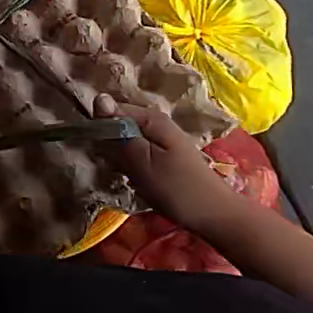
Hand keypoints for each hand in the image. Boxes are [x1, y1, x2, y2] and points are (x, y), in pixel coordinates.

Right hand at [98, 98, 243, 229]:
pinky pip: (136, 152)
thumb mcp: (141, 161)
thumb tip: (99, 97)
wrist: (214, 215)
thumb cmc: (176, 188)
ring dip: (119, 157)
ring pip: (125, 140)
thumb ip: (118, 133)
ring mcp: (160, 138)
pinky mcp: (162, 154)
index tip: (100, 154)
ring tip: (125, 176)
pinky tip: (134, 179)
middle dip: (109, 145)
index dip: (100, 130)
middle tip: (115, 168)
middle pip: (118, 125)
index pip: (110, 111)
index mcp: (150, 117)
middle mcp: (155, 121)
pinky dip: (131, 165)